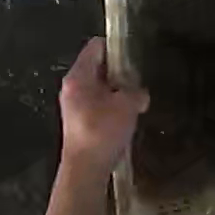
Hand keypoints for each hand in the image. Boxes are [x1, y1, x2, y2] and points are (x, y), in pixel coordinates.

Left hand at [58, 38, 148, 171]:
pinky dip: (115, 104)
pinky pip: (101, 102)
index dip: (117, 45)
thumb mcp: (127, 104)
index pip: (96, 47)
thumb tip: (139, 93)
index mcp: (79, 77)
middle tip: (140, 78)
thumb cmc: (103, 131)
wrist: (86, 169)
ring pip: (102, 86)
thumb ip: (135, 91)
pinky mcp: (82, 120)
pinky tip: (130, 115)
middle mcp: (73, 87)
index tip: (136, 52)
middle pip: (100, 66)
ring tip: (138, 98)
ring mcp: (76, 104)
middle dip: (121, 70)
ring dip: (120, 90)